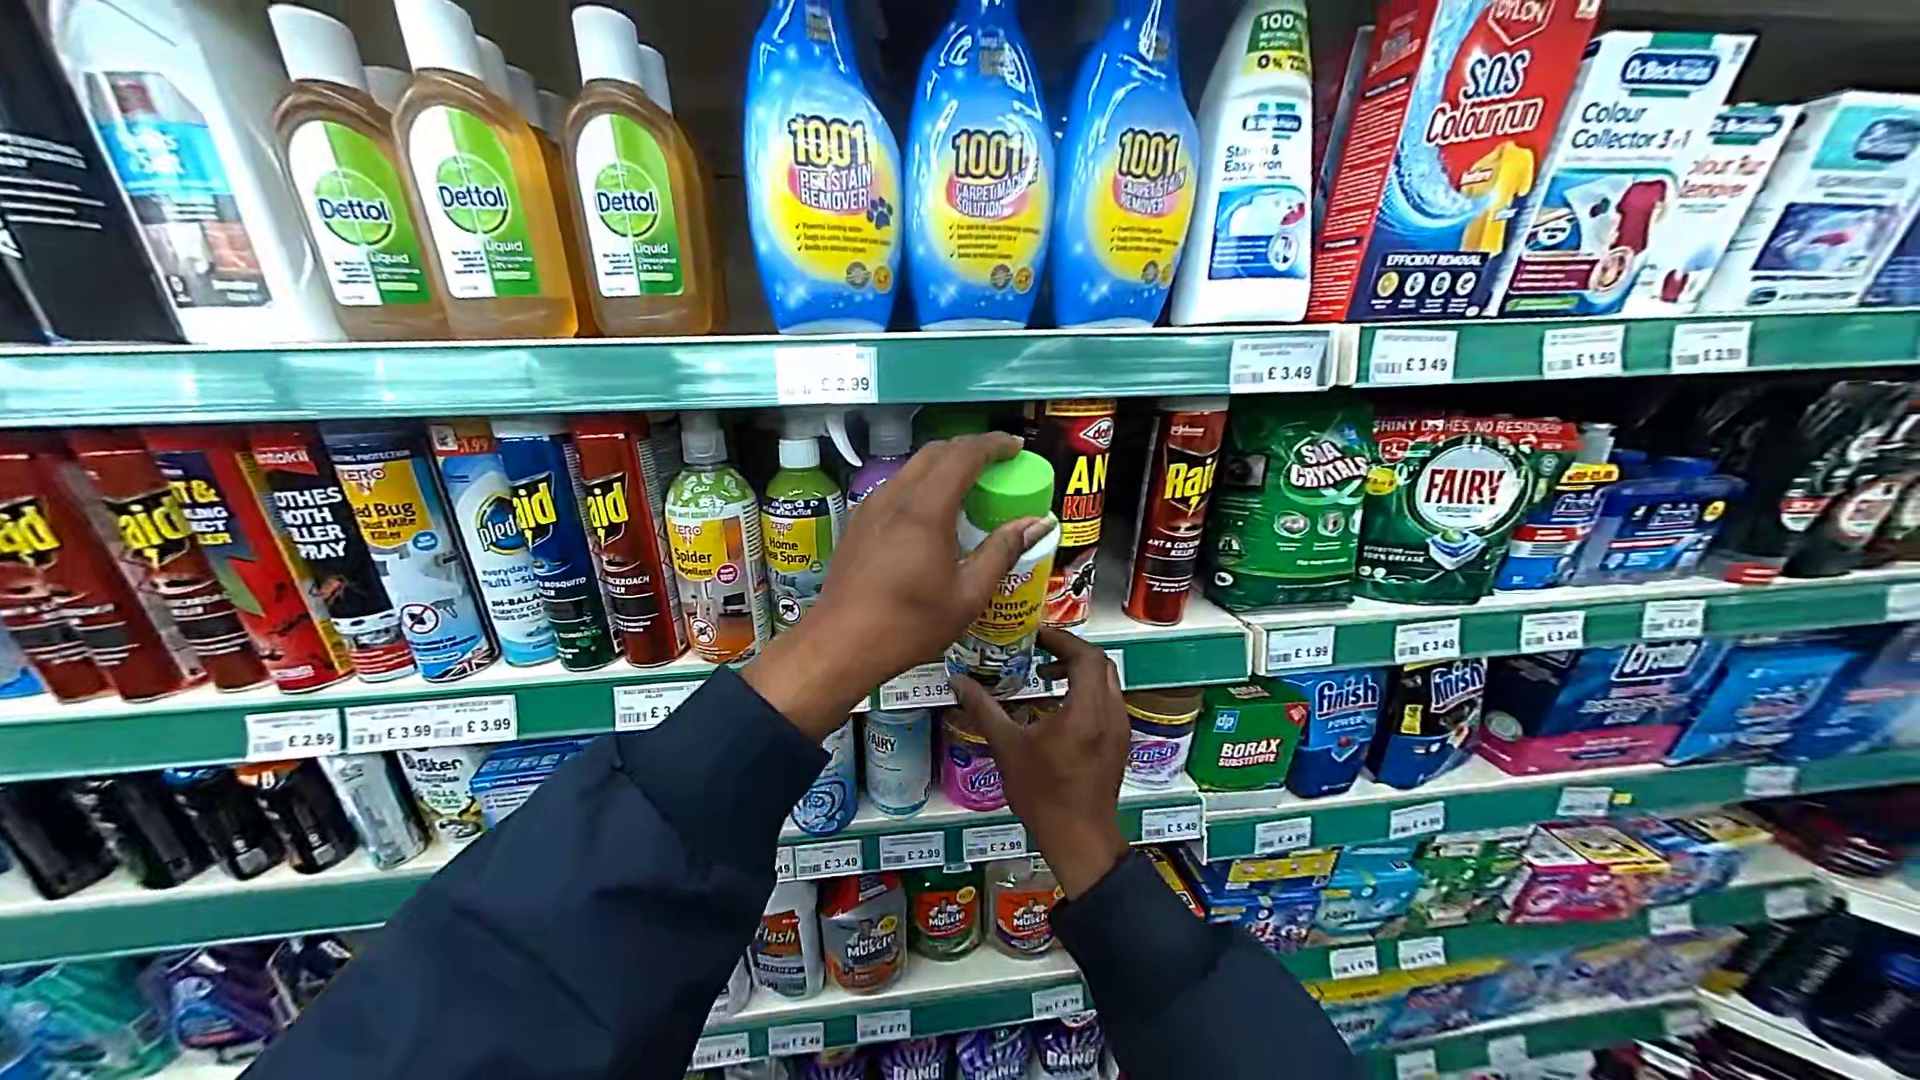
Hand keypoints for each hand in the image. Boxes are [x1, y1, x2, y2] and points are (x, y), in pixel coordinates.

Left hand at [743, 433, 1053, 740]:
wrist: (841, 644)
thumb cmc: (909, 624)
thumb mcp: (967, 595)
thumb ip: (1002, 552)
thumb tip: (1037, 524)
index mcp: (925, 510)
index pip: (963, 455)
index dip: (993, 444)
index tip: (1015, 447)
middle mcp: (894, 498)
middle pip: (935, 452)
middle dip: (970, 450)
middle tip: (998, 465)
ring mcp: (870, 507)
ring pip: (912, 468)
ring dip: (944, 467)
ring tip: (969, 489)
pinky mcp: (858, 521)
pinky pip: (896, 487)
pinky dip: (922, 485)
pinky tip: (933, 514)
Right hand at [950, 628, 1130, 898]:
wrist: (1080, 839)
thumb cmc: (1042, 794)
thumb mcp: (1007, 748)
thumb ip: (983, 709)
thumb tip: (956, 681)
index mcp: (1086, 711)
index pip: (1085, 656)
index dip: (1061, 640)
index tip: (1034, 636)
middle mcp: (1111, 713)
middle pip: (1100, 662)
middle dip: (1070, 650)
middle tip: (1038, 648)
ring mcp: (1120, 727)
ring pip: (1107, 680)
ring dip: (1080, 668)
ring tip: (1045, 672)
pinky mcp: (1120, 740)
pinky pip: (1108, 698)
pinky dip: (1087, 688)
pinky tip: (1059, 703)